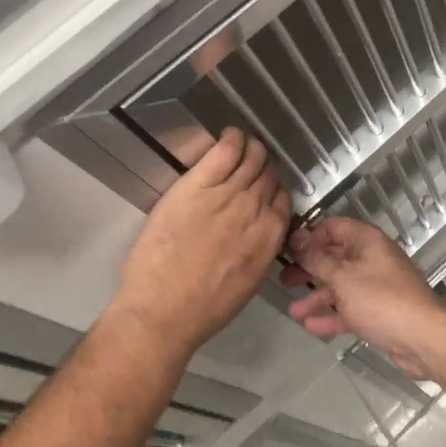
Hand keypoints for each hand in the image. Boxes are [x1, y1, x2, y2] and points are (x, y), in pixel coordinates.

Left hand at [106, 129, 292, 357]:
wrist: (162, 311)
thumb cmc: (203, 309)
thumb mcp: (247, 283)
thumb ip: (258, 250)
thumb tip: (259, 232)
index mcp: (269, 238)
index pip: (283, 199)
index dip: (274, 190)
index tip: (265, 187)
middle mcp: (254, 210)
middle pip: (268, 175)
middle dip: (264, 167)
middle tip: (252, 164)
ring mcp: (226, 194)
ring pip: (251, 158)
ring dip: (251, 148)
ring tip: (244, 145)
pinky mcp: (198, 184)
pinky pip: (224, 150)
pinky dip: (232, 138)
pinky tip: (230, 135)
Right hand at [283, 217, 445, 376]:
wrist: (423, 338)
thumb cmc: (381, 300)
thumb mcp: (342, 278)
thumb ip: (317, 259)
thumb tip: (298, 237)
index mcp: (366, 241)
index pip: (332, 227)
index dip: (309, 236)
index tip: (288, 250)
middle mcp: (372, 258)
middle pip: (334, 257)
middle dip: (309, 269)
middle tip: (285, 280)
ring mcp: (377, 286)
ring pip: (341, 286)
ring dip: (317, 297)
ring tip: (293, 311)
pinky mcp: (380, 311)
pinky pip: (350, 308)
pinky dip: (332, 316)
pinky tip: (311, 326)